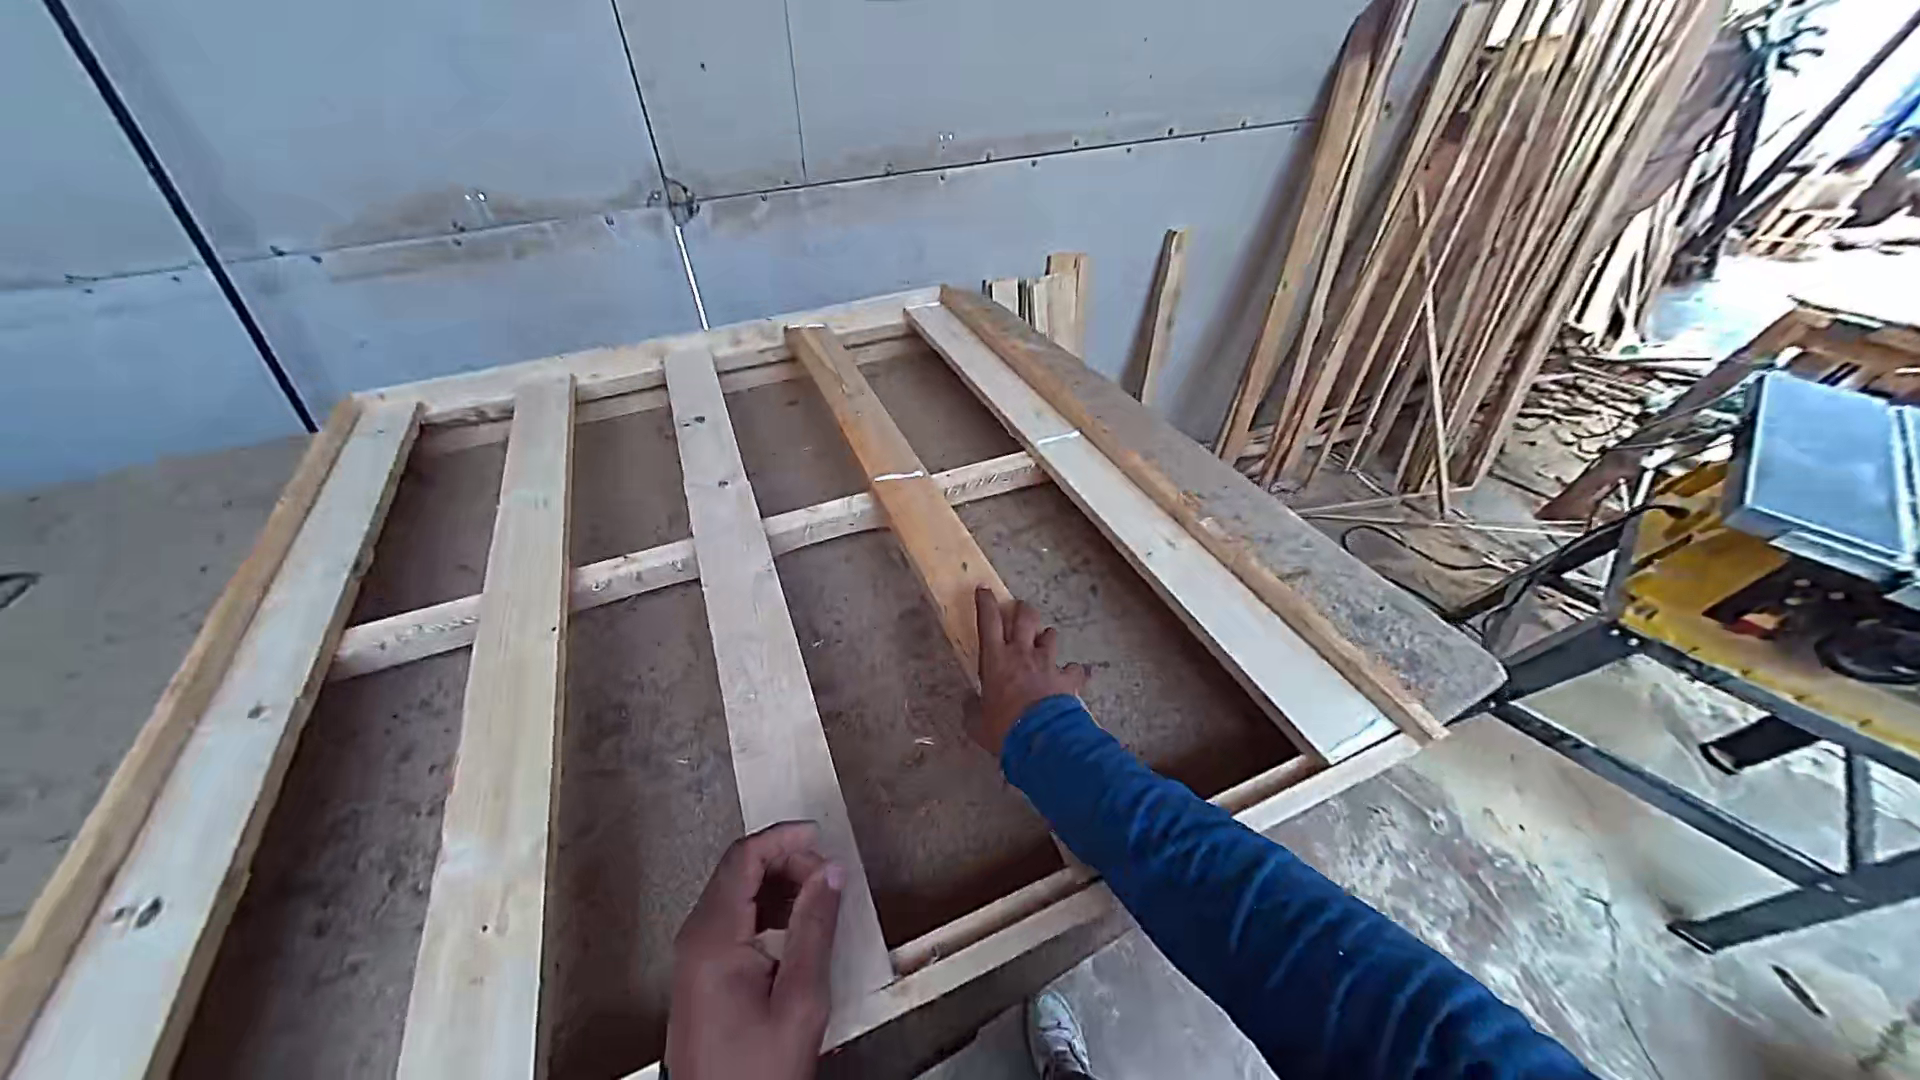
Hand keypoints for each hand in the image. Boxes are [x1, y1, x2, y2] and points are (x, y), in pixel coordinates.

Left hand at [667, 822, 843, 1079]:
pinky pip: (736, 913)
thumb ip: (815, 927)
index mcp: (713, 939)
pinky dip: (769, 904)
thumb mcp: (800, 1000)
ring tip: (819, 898)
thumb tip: (830, 872)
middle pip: (741, 867)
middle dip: (788, 860)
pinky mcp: (703, 966)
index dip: (784, 837)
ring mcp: (695, 952)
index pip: (744, 857)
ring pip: (739, 887)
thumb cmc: (757, 1072)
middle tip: (826, 876)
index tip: (818, 835)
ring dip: (781, 881)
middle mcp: (696, 937)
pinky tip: (798, 922)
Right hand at [971, 587, 1090, 755]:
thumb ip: (972, 709)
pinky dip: (1075, 671)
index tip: (984, 590)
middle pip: (1024, 617)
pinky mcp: (1067, 678)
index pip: (988, 621)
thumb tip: (969, 702)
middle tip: (1019, 610)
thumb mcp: (977, 723)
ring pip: (1050, 635)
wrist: (1040, 739)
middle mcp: (1022, 653)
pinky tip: (1075, 675)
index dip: (985, 602)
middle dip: (1022, 609)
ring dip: (1046, 637)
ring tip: (1044, 643)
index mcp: (996, 659)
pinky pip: (1075, 669)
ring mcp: (1047, 663)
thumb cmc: (1003, 728)